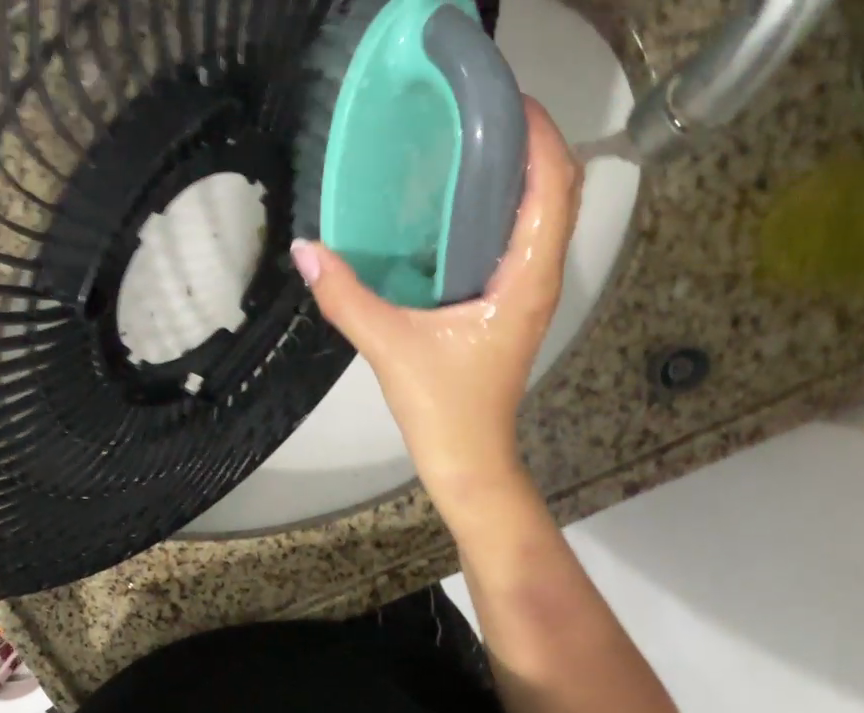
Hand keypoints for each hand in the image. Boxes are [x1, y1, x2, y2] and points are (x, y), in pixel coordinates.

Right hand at [290, 98, 581, 494]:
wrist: (468, 459)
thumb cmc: (442, 407)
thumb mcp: (389, 347)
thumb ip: (345, 297)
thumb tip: (305, 251)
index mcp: (527, 277)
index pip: (554, 185)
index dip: (538, 134)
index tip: (500, 102)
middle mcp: (541, 276)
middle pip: (558, 190)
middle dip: (531, 145)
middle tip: (479, 118)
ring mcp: (531, 292)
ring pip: (544, 215)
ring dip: (521, 175)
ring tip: (471, 148)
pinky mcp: (513, 306)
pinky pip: (523, 239)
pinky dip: (505, 209)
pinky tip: (459, 208)